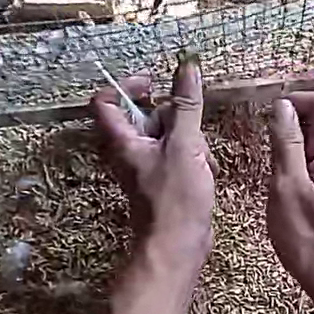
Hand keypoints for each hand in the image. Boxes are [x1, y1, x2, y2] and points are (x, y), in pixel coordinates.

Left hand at [91, 58, 214, 273]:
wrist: (177, 246)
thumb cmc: (175, 199)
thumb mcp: (185, 145)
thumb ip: (186, 105)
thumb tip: (188, 67)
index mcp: (123, 141)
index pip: (106, 101)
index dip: (128, 86)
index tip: (155, 84)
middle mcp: (129, 152)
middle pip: (146, 116)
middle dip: (174, 117)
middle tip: (191, 129)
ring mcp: (147, 167)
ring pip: (166, 136)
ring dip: (189, 139)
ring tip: (203, 157)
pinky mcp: (163, 182)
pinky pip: (176, 156)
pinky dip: (193, 157)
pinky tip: (207, 171)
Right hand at [266, 92, 313, 310]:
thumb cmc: (308, 240)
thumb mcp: (287, 189)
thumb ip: (286, 145)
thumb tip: (282, 107)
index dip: (296, 99)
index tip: (268, 112)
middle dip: (292, 120)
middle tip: (261, 137)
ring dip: (292, 144)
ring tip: (267, 161)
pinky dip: (298, 164)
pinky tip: (280, 183)